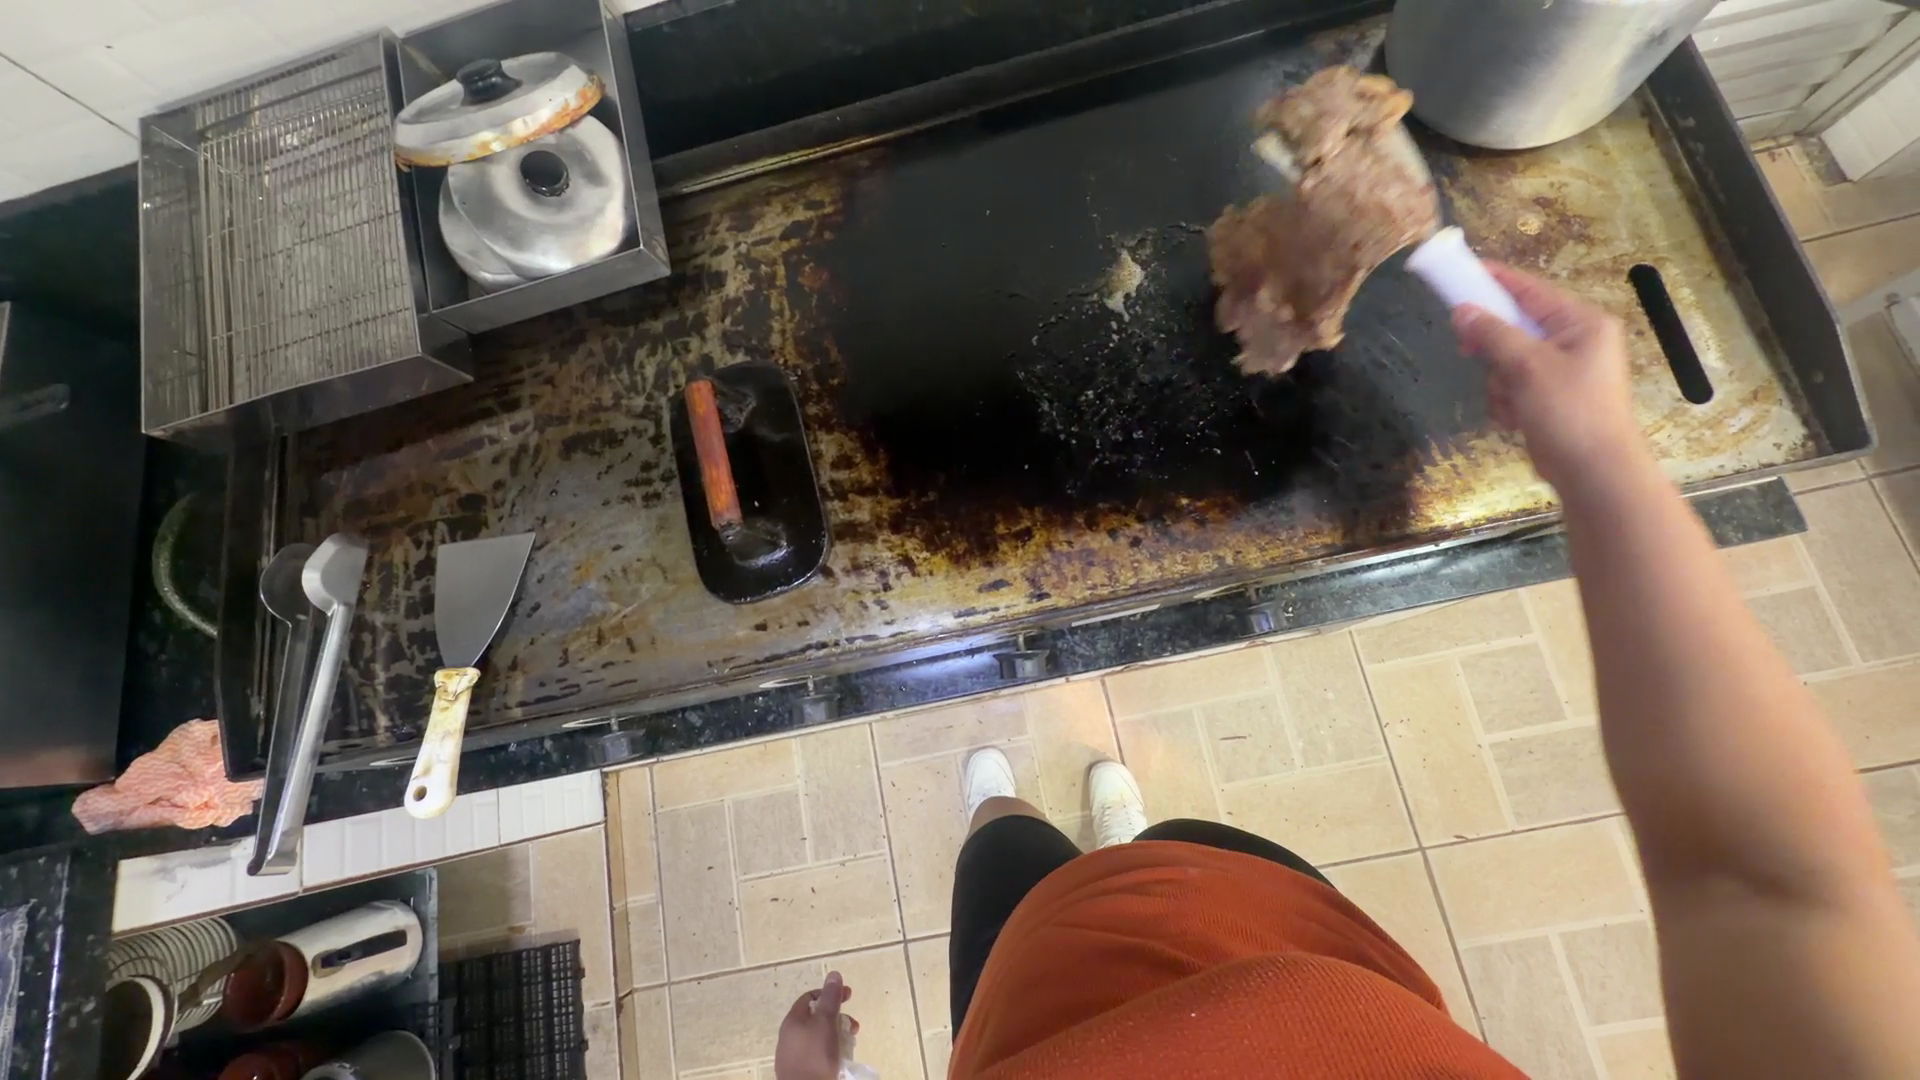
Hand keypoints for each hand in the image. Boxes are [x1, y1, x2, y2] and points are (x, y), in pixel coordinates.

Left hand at [775, 971, 853, 1079]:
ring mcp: (792, 1055)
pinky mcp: (798, 1071)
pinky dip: (829, 1050)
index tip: (848, 997)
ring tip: (850, 1043)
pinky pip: (816, 1053)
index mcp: (793, 1020)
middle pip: (816, 1017)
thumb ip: (830, 998)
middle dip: (837, 1017)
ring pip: (817, 1036)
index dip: (830, 993)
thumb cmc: (815, 1056)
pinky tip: (838, 1057)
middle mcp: (789, 1036)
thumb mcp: (826, 1023)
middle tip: (853, 1025)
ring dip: (836, 1034)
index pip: (811, 997)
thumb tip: (834, 973)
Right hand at [1452, 262, 1646, 493]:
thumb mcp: (1528, 368)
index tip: (1463, 272)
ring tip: (1510, 404)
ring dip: (1498, 383)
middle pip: (1513, 328)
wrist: (1592, 467)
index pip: (1531, 291)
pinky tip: (1515, 419)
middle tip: (1467, 350)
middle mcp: (1574, 341)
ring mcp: (1561, 370)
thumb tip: (1463, 311)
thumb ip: (1494, 336)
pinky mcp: (1548, 396)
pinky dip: (1505, 401)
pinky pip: (1511, 385)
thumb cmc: (1569, 411)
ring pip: (1506, 361)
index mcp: (1581, 324)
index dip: (1496, 280)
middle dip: (1492, 348)